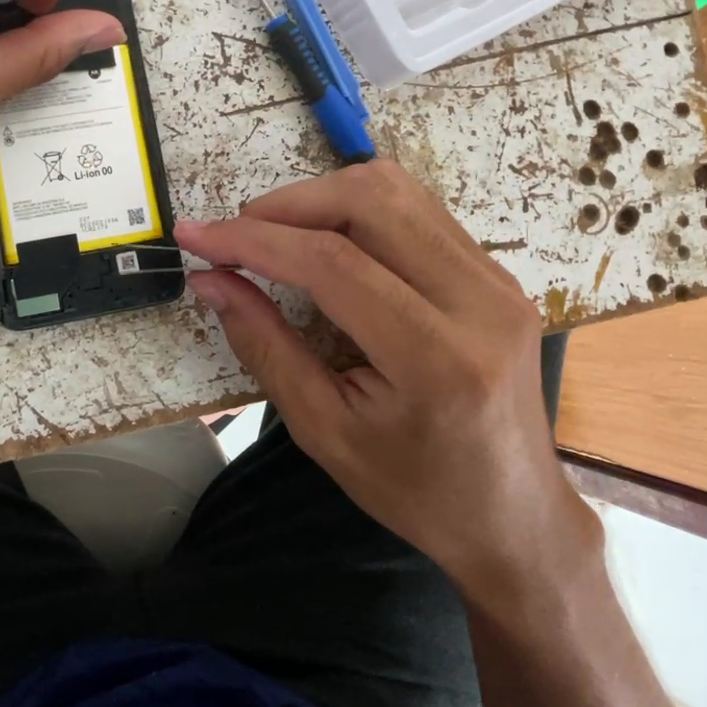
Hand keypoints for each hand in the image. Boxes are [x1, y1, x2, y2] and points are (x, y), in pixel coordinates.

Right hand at [175, 163, 600, 604]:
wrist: (513, 516)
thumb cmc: (412, 489)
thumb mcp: (322, 430)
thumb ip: (264, 345)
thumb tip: (210, 280)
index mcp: (437, 358)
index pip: (332, 263)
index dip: (252, 240)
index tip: (194, 235)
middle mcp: (480, 301)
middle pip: (369, 202)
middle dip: (284, 205)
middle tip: (234, 237)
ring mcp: (497, 280)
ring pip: (395, 190)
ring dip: (319, 198)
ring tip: (272, 234)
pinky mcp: (496, 273)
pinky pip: (416, 208)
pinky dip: (354, 208)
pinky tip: (323, 239)